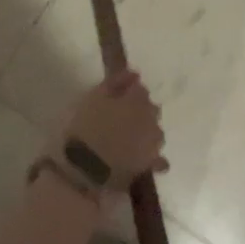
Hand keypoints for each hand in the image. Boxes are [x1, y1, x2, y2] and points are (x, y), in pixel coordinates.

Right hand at [60, 70, 166, 185]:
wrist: (87, 168)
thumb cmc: (86, 128)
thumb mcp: (94, 98)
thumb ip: (115, 83)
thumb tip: (134, 74)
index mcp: (139, 100)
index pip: (139, 88)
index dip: (127, 91)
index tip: (114, 97)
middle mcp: (152, 119)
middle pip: (150, 109)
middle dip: (138, 110)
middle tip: (117, 117)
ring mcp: (154, 143)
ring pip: (154, 131)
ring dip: (145, 131)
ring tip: (125, 138)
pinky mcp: (150, 164)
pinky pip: (158, 159)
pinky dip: (154, 158)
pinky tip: (140, 158)